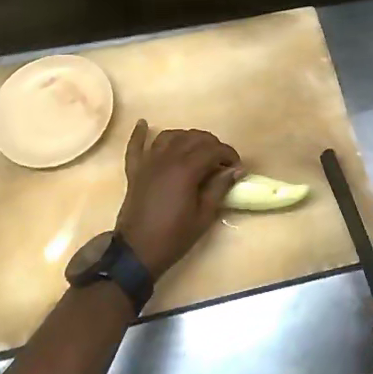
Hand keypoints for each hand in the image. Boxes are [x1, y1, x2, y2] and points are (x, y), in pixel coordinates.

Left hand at [114, 121, 241, 277]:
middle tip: (222, 160)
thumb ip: (219, 188)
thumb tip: (235, 170)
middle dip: (211, 144)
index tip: (237, 166)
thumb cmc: (175, 236)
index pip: (212, 150)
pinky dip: (140, 133)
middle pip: (192, 138)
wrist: (139, 249)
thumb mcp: (204, 215)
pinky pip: (136, 145)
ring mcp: (148, 161)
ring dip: (185, 138)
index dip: (228, 154)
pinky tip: (144, 123)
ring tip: (197, 148)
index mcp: (185, 169)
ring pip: (169, 137)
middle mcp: (166, 158)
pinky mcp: (135, 169)